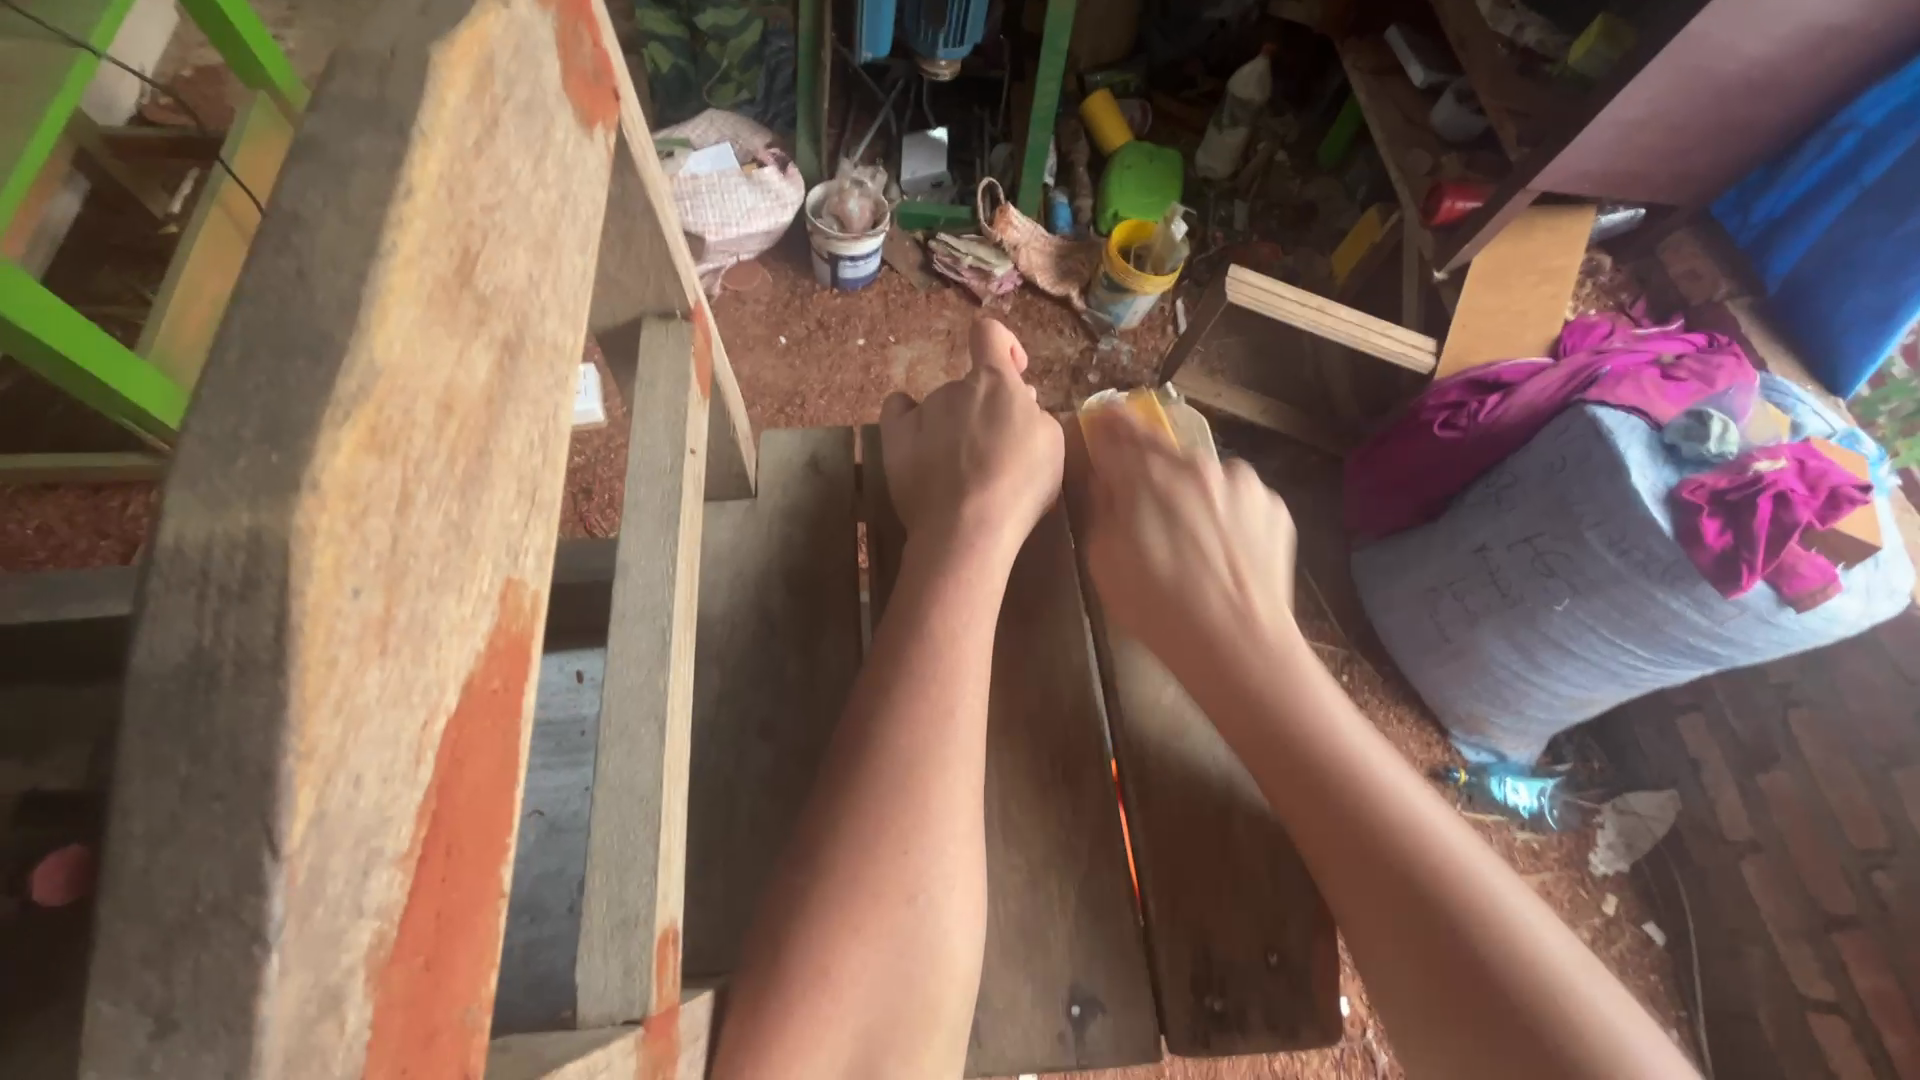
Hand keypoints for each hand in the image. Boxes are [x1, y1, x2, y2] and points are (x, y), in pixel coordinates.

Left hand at [880, 319, 1063, 558]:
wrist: (967, 528)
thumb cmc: (1019, 486)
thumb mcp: (1052, 445)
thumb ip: (1035, 414)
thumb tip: (1019, 400)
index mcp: (994, 382)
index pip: (989, 334)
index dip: (1003, 345)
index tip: (1014, 371)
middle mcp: (953, 388)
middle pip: (970, 387)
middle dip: (985, 409)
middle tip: (997, 450)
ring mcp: (920, 412)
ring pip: (941, 408)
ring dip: (954, 426)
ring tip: (963, 470)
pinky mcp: (894, 439)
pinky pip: (899, 412)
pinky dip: (910, 420)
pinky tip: (921, 443)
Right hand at [1080, 407, 1298, 674]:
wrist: (1237, 642)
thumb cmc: (1155, 606)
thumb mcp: (1103, 559)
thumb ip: (1103, 507)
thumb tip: (1109, 480)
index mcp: (1147, 474)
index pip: (1118, 430)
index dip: (1106, 423)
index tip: (1101, 419)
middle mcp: (1197, 465)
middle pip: (1164, 452)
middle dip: (1149, 468)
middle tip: (1143, 502)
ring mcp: (1241, 483)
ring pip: (1205, 476)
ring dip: (1191, 492)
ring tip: (1190, 539)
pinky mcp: (1272, 506)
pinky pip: (1237, 500)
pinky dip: (1225, 514)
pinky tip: (1221, 550)